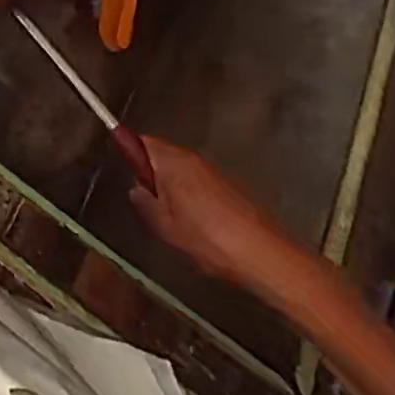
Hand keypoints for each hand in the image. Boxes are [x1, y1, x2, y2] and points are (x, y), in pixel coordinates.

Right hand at [130, 136, 293, 282]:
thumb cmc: (208, 238)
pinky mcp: (229, 183)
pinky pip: (200, 180)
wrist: (262, 253)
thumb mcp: (166, 227)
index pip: (142, 142)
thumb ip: (145, 203)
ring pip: (182, 169)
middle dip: (154, 175)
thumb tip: (137, 189)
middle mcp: (191, 158)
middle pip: (162, 154)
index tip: (132, 175)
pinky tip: (201, 225)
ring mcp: (212, 169)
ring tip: (178, 221)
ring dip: (174, 186)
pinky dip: (194, 195)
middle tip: (153, 205)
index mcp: (172, 161)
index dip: (132, 153)